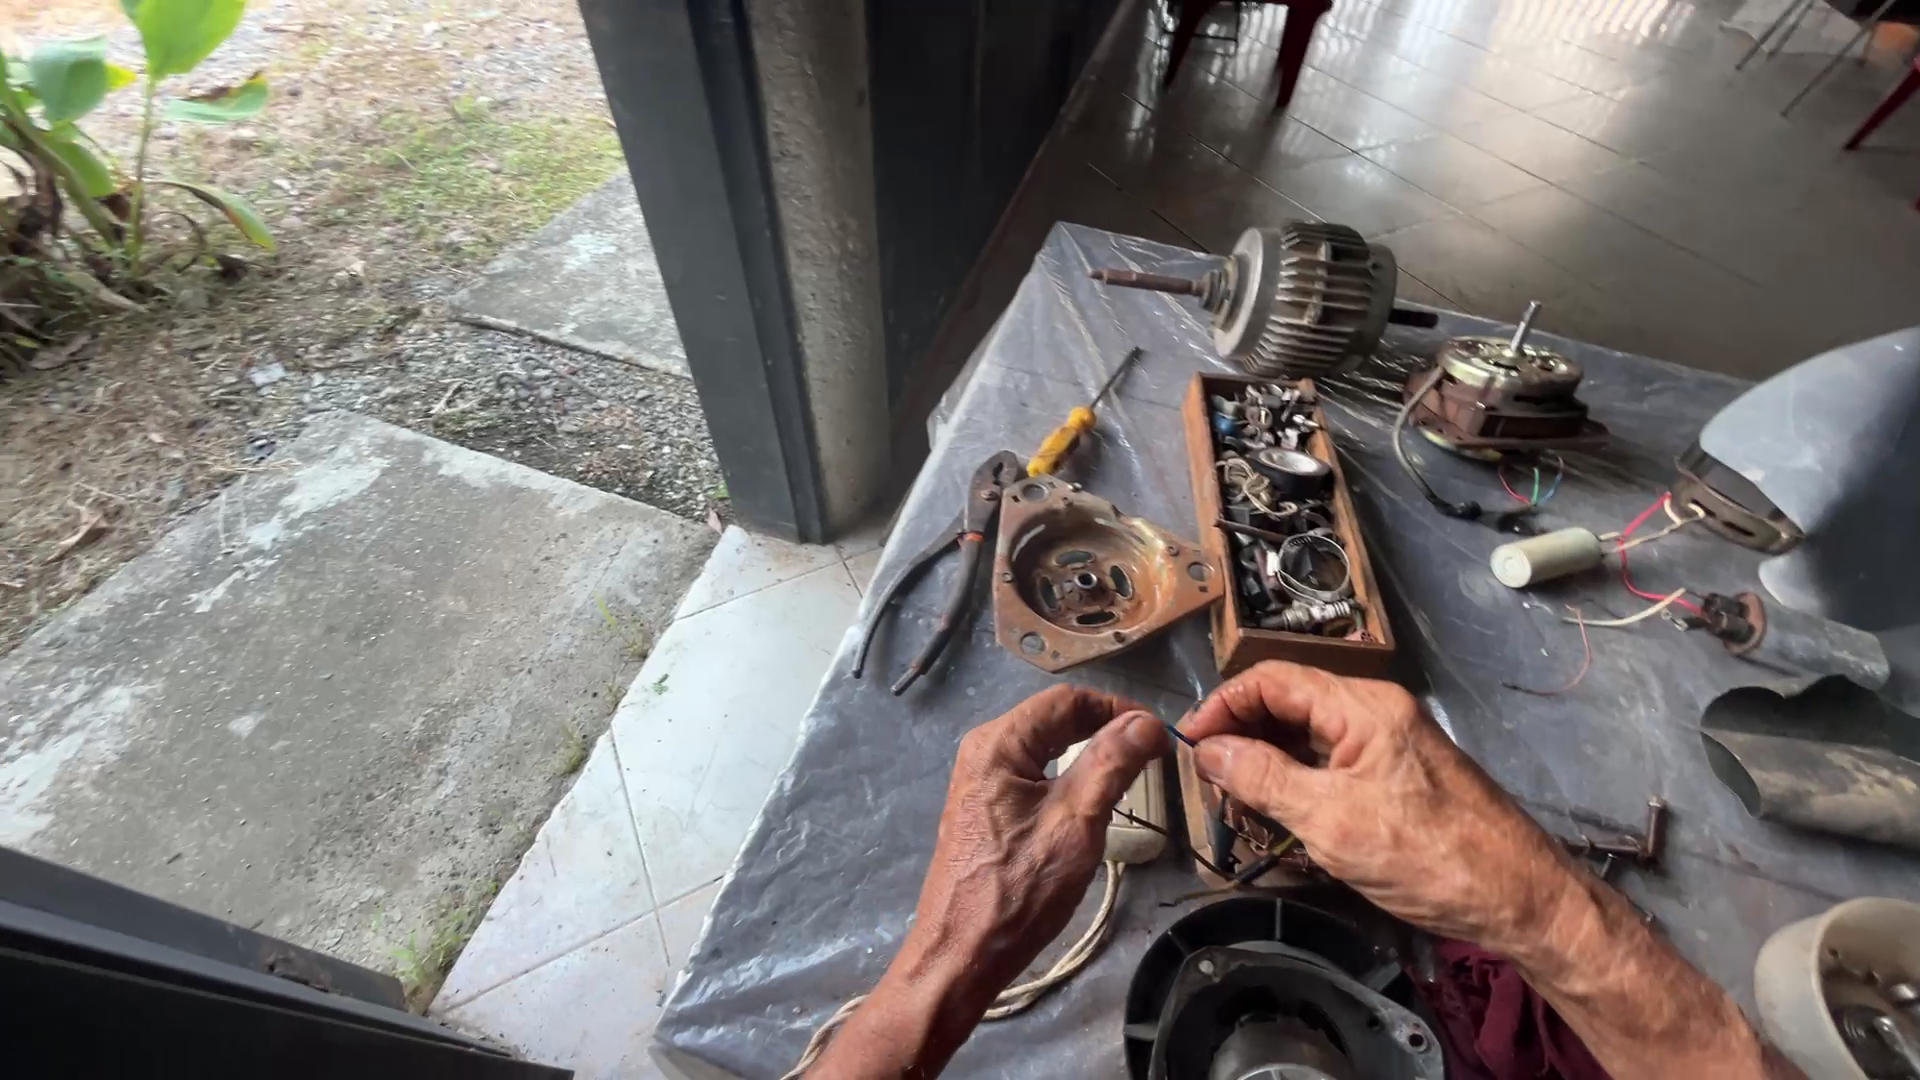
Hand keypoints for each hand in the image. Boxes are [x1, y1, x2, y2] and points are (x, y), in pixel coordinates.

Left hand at [903, 683, 1166, 999]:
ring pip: (1044, 744)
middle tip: (1149, 750)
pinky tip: (1090, 791)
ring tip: (1129, 768)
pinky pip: (1032, 769)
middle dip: (1103, 727)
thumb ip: (1111, 764)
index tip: (1156, 730)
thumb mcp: (1076, 823)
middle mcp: (983, 747)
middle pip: (1053, 718)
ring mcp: (980, 775)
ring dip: (1087, 749)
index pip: (1065, 700)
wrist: (961, 953)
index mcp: (998, 742)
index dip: (1115, 707)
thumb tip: (1146, 720)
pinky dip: (1066, 771)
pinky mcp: (984, 803)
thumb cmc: (1019, 890)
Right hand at [1181, 661, 1576, 953]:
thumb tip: (1206, 749)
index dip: (1223, 704)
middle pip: (1284, 703)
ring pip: (1302, 733)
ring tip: (1237, 802)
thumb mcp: (1330, 820)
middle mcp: (1371, 710)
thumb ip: (1261, 777)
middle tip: (1210, 780)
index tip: (1189, 741)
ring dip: (1263, 762)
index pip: (1270, 679)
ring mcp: (1384, 740)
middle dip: (1240, 736)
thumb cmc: (1429, 856)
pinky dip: (1293, 779)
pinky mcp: (1391, 770)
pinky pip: (1326, 758)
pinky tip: (1276, 810)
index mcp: (1361, 705)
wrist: (1530, 905)